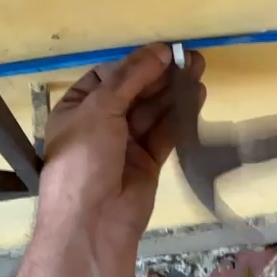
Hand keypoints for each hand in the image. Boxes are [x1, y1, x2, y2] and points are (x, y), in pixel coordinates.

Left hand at [37, 43, 205, 257]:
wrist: (92, 225)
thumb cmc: (84, 158)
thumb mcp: (99, 108)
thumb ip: (130, 77)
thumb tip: (158, 50)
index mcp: (78, 107)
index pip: (108, 75)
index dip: (135, 62)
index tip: (162, 51)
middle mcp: (100, 123)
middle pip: (134, 91)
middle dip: (159, 74)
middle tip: (188, 56)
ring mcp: (125, 144)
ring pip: (152, 110)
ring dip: (174, 90)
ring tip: (198, 68)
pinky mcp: (147, 162)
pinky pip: (165, 132)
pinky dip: (180, 114)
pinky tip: (196, 96)